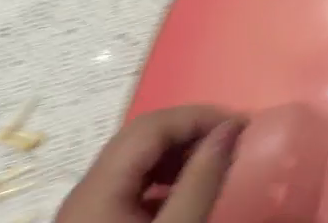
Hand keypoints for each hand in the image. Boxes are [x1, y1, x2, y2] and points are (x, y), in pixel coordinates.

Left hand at [56, 106, 242, 222]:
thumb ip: (201, 183)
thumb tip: (230, 129)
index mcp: (97, 188)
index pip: (151, 126)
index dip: (198, 117)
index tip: (242, 125)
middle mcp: (85, 191)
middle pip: (140, 138)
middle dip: (190, 130)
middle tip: (232, 140)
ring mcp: (86, 211)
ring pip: (135, 160)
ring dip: (178, 153)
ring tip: (216, 163)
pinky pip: (131, 185)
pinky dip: (163, 179)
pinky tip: (187, 192)